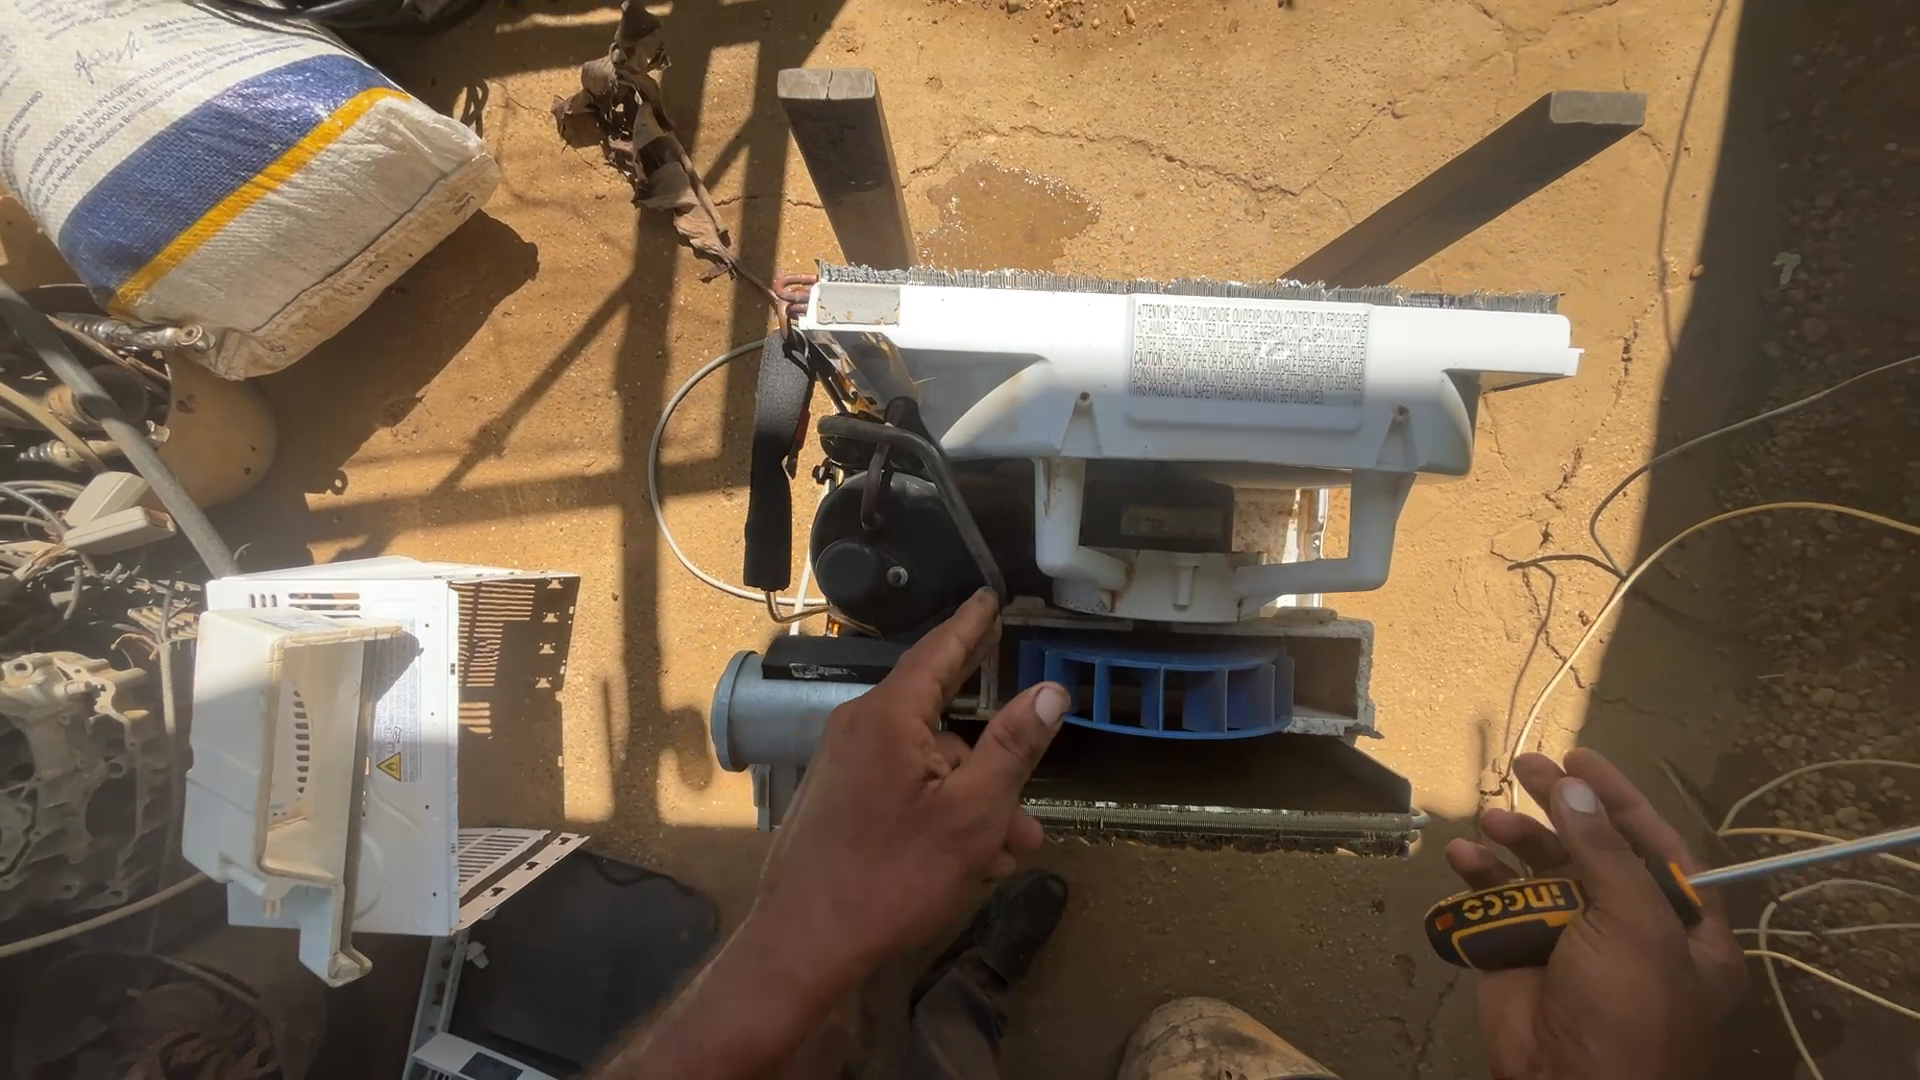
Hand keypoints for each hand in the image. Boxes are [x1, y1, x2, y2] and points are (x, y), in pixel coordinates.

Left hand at [749, 589, 1070, 992]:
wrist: (802, 945)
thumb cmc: (892, 876)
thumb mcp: (972, 813)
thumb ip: (1013, 746)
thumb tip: (1051, 690)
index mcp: (889, 715)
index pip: (938, 650)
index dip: (970, 623)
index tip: (988, 597)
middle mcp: (862, 727)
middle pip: (940, 716)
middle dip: (990, 747)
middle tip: (1023, 755)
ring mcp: (847, 763)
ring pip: (929, 764)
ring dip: (973, 797)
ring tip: (1011, 846)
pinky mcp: (842, 796)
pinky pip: (904, 785)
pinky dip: (941, 809)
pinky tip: (972, 858)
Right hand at [1444, 749, 1747, 1079]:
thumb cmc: (1628, 1010)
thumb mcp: (1635, 928)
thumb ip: (1606, 854)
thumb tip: (1575, 786)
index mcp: (1681, 930)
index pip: (1658, 848)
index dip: (1622, 801)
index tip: (1580, 758)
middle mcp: (1627, 926)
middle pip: (1590, 848)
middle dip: (1559, 805)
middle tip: (1525, 766)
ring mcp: (1567, 933)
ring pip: (1538, 866)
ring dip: (1515, 838)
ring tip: (1491, 824)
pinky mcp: (1515, 941)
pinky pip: (1495, 892)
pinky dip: (1478, 870)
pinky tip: (1464, 857)